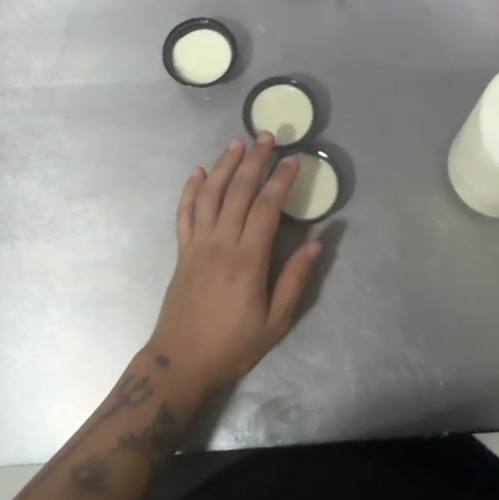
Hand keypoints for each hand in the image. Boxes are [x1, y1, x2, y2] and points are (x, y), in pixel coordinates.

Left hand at [146, 135, 322, 396]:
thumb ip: (295, 280)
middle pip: (236, 192)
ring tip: (236, 143)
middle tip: (266, 137)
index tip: (293, 159)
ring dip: (223, 166)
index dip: (280, 181)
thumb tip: (318, 244)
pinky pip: (185, 213)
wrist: (180, 363)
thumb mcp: (275, 322)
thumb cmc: (233, 345)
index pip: (266, 208)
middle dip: (253, 162)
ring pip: (209, 196)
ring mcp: (197, 246)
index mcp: (247, 260)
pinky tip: (198, 172)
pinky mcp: (182, 252)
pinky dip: (191, 190)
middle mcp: (220, 244)